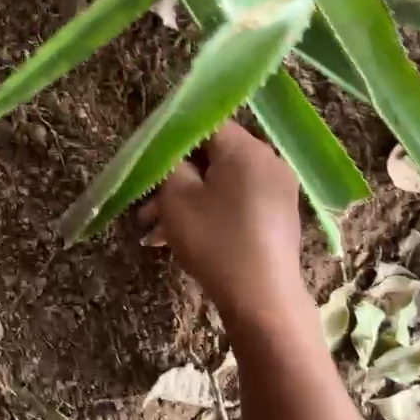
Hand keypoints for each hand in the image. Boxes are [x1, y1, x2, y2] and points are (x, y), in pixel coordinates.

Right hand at [139, 121, 311, 331]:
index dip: (172, 138)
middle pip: (211, 157)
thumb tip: (171, 152)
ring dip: (183, 199)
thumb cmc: (213, 238)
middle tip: (144, 204)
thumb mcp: (177, 197)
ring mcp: (275, 189)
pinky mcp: (275, 213)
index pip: (206, 126)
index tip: (146, 160)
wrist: (259, 294)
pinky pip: (232, 200)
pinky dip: (205, 210)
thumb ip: (170, 164)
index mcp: (246, 151)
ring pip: (218, 182)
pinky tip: (176, 236)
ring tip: (152, 228)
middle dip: (173, 177)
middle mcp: (268, 162)